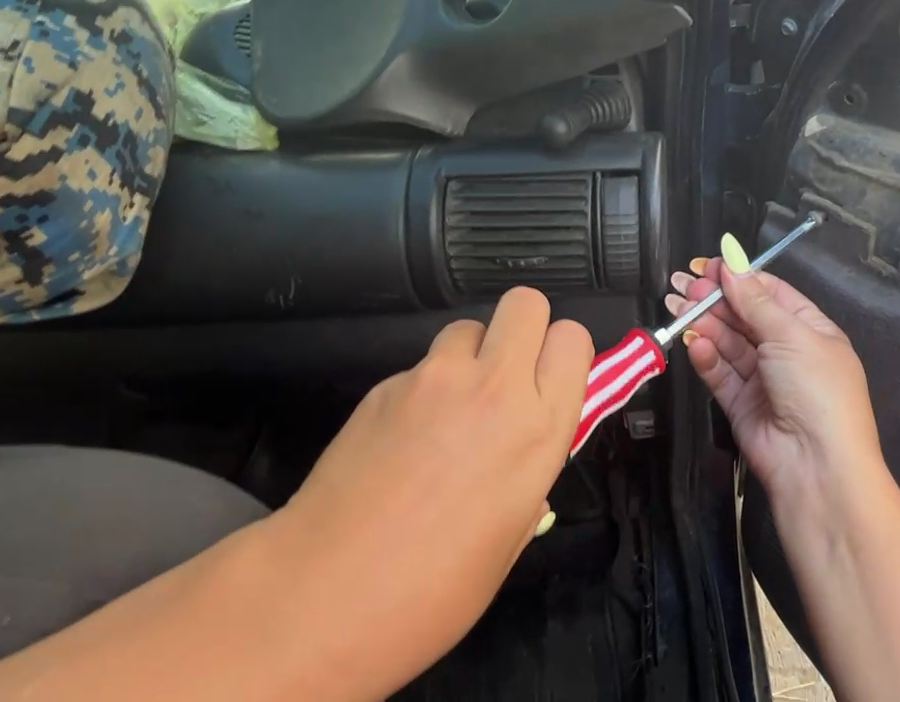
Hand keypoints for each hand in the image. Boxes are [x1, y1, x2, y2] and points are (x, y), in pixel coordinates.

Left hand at [276, 288, 592, 693]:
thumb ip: (530, 469)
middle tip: (507, 376)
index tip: (550, 381)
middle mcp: (493, 387)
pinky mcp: (383, 385)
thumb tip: (524, 445)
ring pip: (468, 327)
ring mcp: (433, 379)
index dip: (563, 354)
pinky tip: (401, 440)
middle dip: (523, 329)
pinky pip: (419, 367)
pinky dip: (422, 390)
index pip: (572, 338)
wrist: (327, 595)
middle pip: (525, 303)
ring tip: (450, 409)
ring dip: (470, 357)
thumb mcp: (513, 532)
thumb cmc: (437, 588)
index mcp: (538, 427)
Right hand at [668, 255, 880, 499]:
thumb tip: (732, 266)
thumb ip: (755, 301)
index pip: (772, 294)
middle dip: (716, 299)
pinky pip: (721, 375)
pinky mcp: (742, 406)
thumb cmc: (817, 389)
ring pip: (729, 344)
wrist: (816, 465)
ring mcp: (765, 381)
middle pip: (746, 317)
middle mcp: (789, 353)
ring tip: (677, 306)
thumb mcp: (792, 335)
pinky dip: (706, 358)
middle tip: (683, 284)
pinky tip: (693, 342)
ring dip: (705, 324)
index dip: (741, 278)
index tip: (710, 265)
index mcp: (812, 331)